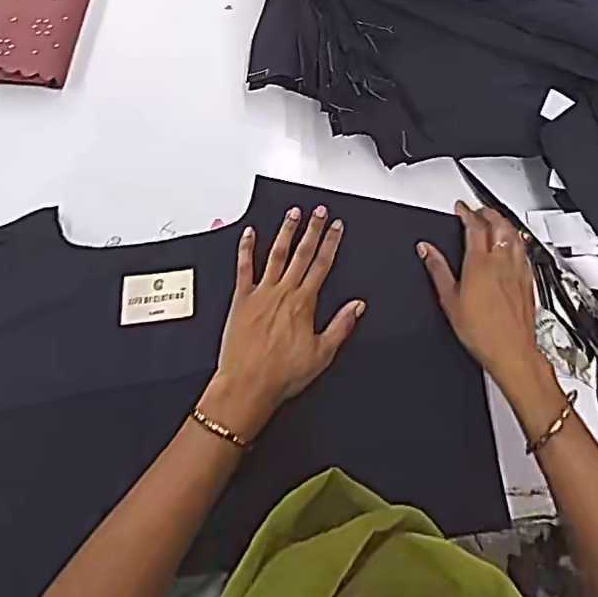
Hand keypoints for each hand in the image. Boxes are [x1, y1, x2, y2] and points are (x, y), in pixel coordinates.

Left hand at [198, 206, 364, 442]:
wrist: (247, 385)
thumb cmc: (282, 374)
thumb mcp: (322, 354)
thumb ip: (341, 326)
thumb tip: (357, 306)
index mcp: (303, 303)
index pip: (322, 265)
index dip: (330, 243)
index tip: (336, 227)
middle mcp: (283, 292)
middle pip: (302, 253)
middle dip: (312, 229)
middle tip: (319, 211)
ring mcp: (261, 293)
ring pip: (276, 254)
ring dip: (285, 231)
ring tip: (292, 213)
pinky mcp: (241, 299)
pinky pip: (243, 268)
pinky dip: (246, 248)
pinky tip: (249, 233)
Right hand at [418, 203, 564, 435]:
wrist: (512, 352)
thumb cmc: (482, 332)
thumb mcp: (449, 300)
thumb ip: (437, 269)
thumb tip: (426, 250)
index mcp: (480, 263)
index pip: (475, 226)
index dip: (467, 213)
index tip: (461, 208)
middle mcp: (502, 263)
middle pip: (499, 225)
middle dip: (487, 213)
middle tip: (477, 210)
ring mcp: (518, 271)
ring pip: (514, 236)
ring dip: (503, 223)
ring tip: (494, 220)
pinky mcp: (529, 282)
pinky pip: (523, 252)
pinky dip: (515, 241)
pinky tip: (512, 245)